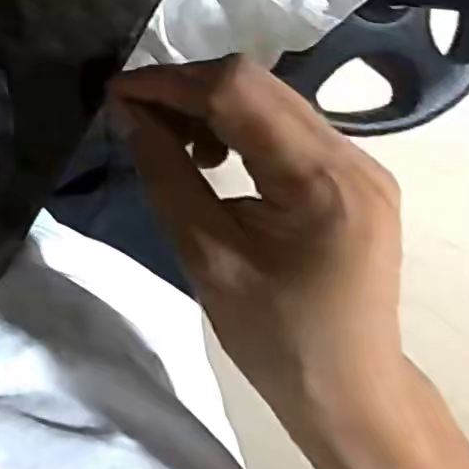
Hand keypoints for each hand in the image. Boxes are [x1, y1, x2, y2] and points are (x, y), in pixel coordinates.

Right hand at [110, 56, 468, 468]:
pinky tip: (204, 152)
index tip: (115, 97)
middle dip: (179, 85)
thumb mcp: (202, 248)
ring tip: (166, 137)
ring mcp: (353, 162)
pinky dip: (223, 117)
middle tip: (132, 113)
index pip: (235, 91)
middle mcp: (350, 157)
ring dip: (199, 100)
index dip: (166, 82)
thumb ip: (163, 168)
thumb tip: (125, 110)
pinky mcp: (342, 171)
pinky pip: (272, 116)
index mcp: (322, 180)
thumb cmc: (274, 328)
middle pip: (250, 80)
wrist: (349, 388)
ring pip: (259, 91)